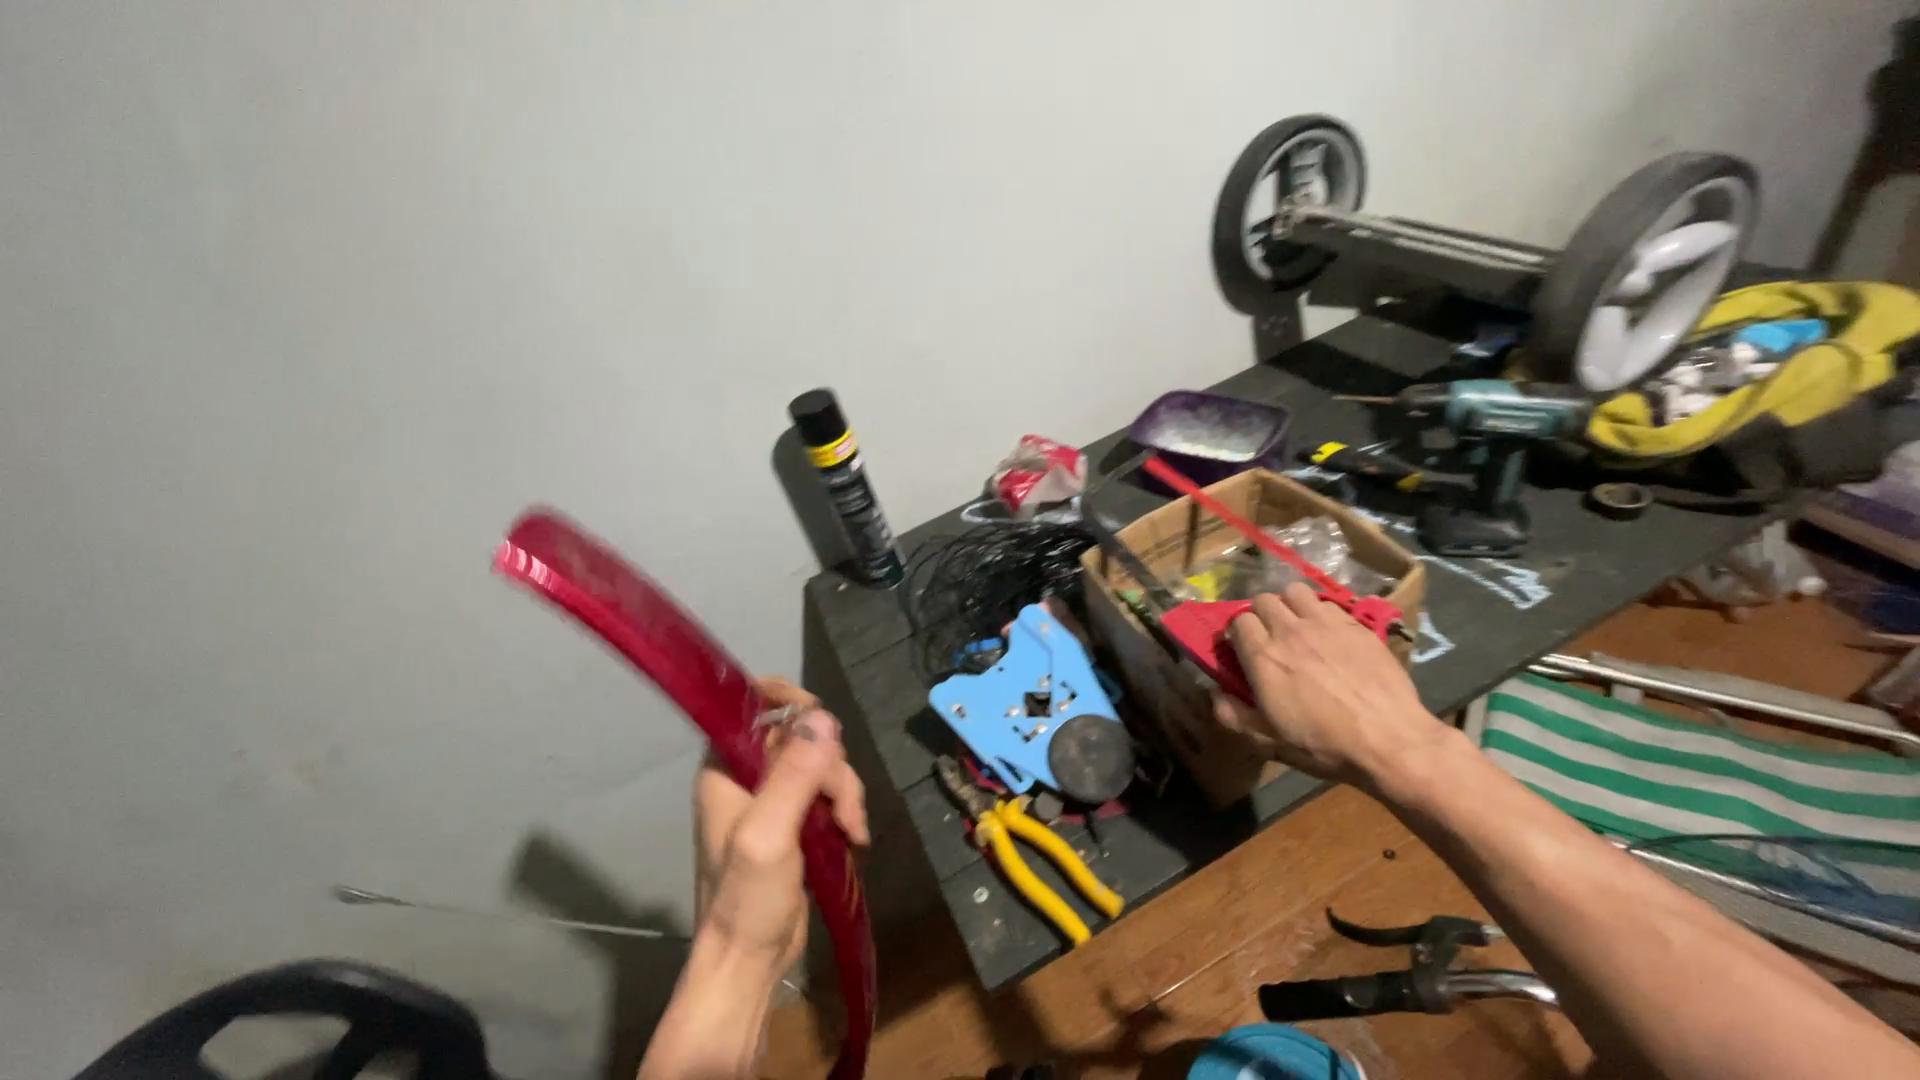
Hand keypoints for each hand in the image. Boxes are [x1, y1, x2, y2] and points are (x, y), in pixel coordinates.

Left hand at [693, 677, 868, 974]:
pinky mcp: (797, 820)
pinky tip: (854, 837)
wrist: (749, 961)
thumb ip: (794, 776)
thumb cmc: (746, 900)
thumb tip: (823, 717)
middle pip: (804, 735)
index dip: (790, 701)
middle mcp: (748, 774)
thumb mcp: (768, 835)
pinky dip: (847, 809)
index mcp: (726, 766)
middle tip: (842, 810)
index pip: (754, 703)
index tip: (822, 721)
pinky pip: (830, 792)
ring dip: (845, 793)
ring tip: (852, 832)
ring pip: (824, 764)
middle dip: (832, 767)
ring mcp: (774, 797)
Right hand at [1211, 583, 1444, 789]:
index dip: (1238, 633)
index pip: (1238, 621)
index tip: (1243, 649)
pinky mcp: (1356, 626)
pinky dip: (1321, 612)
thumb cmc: (1324, 744)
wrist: (1390, 740)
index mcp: (1263, 658)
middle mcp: (1290, 631)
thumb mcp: (1269, 742)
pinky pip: (1328, 603)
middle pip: (1264, 600)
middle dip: (1260, 614)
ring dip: (1290, 604)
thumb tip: (1214, 694)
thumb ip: (1233, 716)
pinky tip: (1328, 633)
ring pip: (1295, 591)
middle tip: (1270, 636)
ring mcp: (1325, 625)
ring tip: (1297, 625)